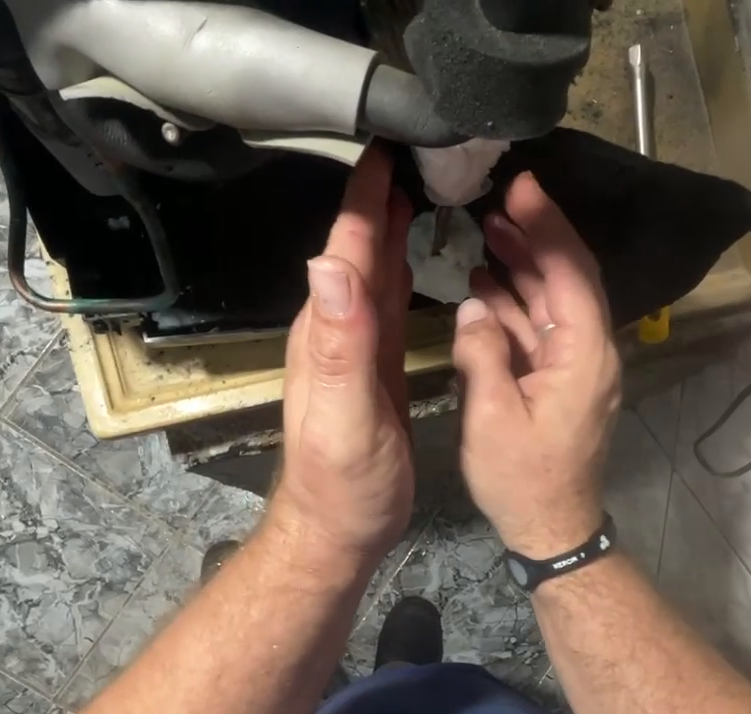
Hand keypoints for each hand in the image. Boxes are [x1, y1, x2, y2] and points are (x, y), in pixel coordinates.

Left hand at [267, 146, 415, 576]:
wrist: (339, 531)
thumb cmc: (344, 486)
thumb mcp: (344, 421)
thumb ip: (340, 347)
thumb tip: (333, 262)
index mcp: (329, 333)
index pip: (345, 250)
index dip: (366, 197)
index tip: (391, 146)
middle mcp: (337, 331)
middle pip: (358, 250)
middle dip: (382, 197)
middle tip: (419, 151)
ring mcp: (355, 349)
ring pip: (373, 271)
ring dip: (392, 226)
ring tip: (421, 185)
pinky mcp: (375, 368)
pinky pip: (388, 303)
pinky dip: (402, 269)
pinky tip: (415, 254)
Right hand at [451, 173, 621, 556]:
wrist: (552, 529)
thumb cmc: (523, 480)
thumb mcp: (491, 417)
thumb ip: (481, 353)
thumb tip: (473, 309)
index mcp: (585, 357)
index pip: (572, 272)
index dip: (548, 226)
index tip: (522, 186)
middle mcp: (591, 354)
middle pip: (568, 281)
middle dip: (535, 239)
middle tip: (499, 200)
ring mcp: (578, 369)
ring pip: (554, 304)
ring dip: (523, 270)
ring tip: (488, 232)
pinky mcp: (562, 383)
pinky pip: (542, 334)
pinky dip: (516, 310)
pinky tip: (486, 289)